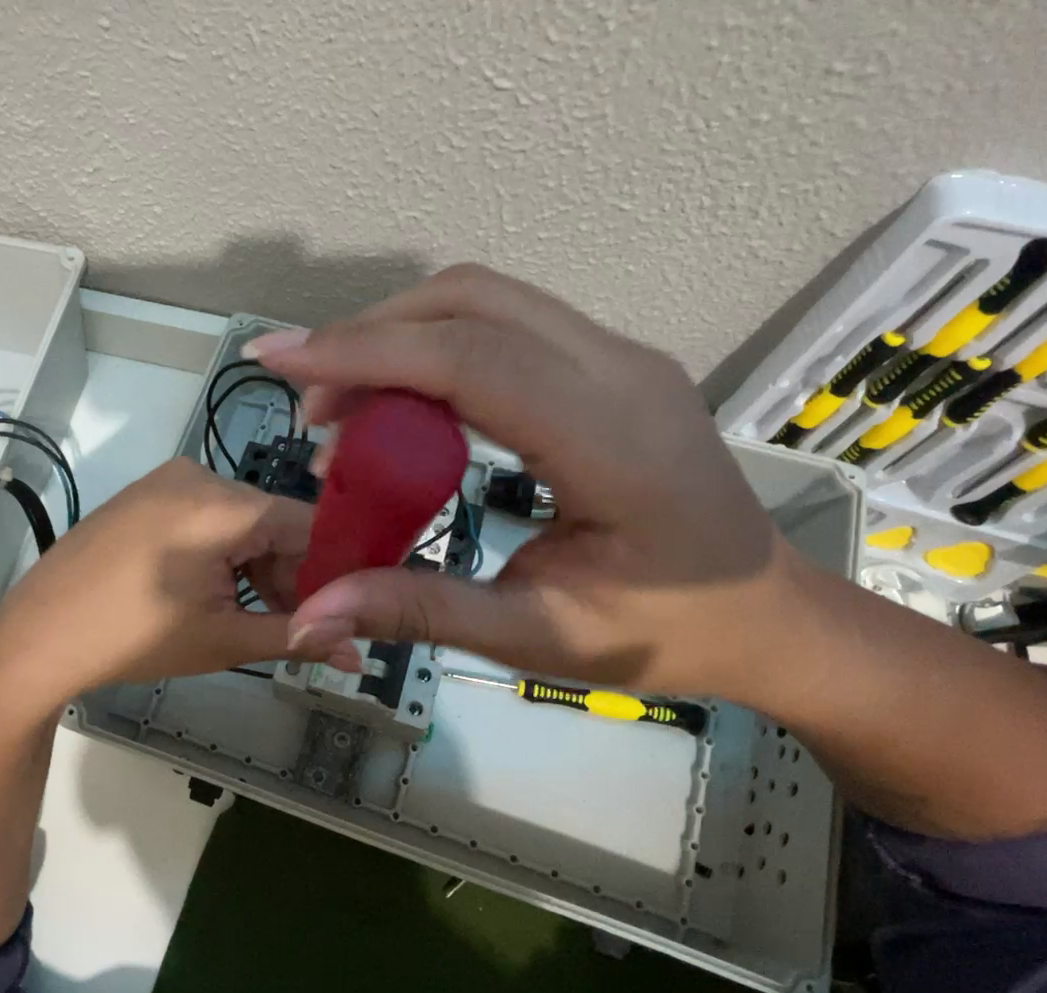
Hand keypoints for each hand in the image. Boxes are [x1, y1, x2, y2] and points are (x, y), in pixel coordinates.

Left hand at [0, 458, 336, 708]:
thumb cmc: (132, 639)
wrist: (36, 637)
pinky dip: (224, 553)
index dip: (334, 570)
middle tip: (292, 627)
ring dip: (258, 568)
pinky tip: (213, 594)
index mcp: (221, 503)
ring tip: (247, 618)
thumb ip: (297, 638)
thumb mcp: (224, 641)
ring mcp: (166, 481)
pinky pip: (208, 516)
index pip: (309, 524)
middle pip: (274, 521)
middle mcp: (197, 475)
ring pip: (242, 520)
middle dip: (292, 575)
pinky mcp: (146, 494)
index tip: (344, 612)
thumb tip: (359, 657)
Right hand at [247, 263, 807, 701]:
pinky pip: (506, 326)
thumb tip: (312, 610)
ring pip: (486, 302)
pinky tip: (403, 405)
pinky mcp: (610, 361)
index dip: (366, 354)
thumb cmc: (664, 634)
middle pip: (472, 302)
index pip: (472, 362)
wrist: (766, 612)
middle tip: (310, 406)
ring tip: (343, 409)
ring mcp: (622, 356)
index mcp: (614, 442)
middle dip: (370, 336)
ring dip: (399, 337)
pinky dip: (436, 348)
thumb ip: (421, 610)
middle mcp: (622, 371)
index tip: (280, 364)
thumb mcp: (536, 637)